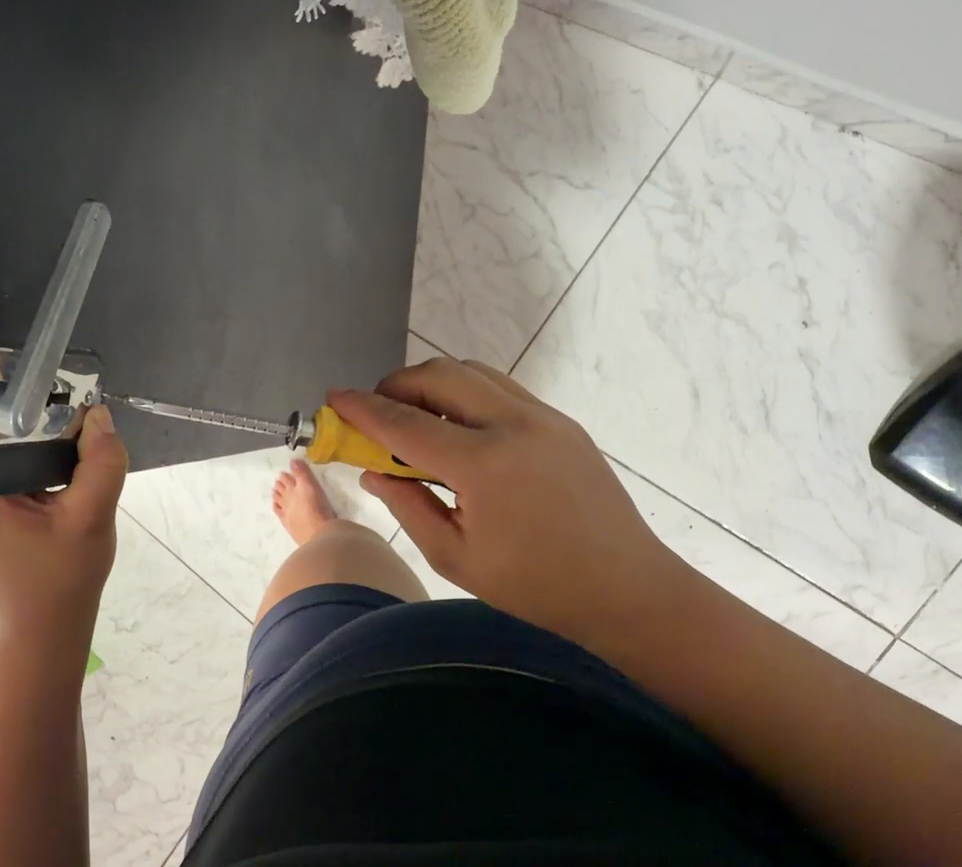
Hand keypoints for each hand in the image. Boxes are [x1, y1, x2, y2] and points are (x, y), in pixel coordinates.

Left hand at [0, 405, 128, 634]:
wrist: (50, 630)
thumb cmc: (64, 576)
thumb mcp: (90, 515)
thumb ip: (100, 462)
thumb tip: (99, 413)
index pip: (3, 429)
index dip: (43, 419)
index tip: (76, 423)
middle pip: (7, 443)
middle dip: (47, 442)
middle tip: (82, 449)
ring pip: (13, 461)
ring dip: (45, 461)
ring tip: (75, 470)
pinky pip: (12, 480)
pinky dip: (39, 480)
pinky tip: (62, 490)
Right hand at [331, 358, 693, 646]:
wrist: (628, 590)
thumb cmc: (536, 587)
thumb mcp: (456, 557)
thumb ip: (407, 506)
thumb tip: (372, 472)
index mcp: (484, 465)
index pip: (405, 423)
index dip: (362, 409)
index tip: (333, 399)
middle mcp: (513, 424)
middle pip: (439, 375)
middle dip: (396, 385)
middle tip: (377, 413)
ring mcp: (543, 417)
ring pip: (472, 371)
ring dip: (433, 383)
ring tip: (416, 419)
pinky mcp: (561, 421)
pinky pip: (500, 387)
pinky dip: (466, 393)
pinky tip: (459, 429)